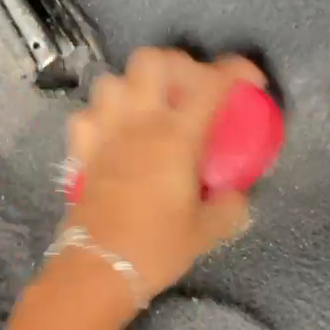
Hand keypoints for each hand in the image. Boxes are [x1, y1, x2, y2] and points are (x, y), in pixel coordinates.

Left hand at [60, 47, 265, 298]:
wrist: (97, 269)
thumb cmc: (154, 249)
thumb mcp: (205, 232)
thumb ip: (229, 207)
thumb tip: (235, 196)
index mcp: (175, 137)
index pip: (211, 83)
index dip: (236, 71)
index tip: (249, 82)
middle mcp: (137, 124)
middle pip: (152, 60)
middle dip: (178, 66)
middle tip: (192, 92)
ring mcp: (103, 134)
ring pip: (113, 80)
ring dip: (135, 87)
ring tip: (151, 111)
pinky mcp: (79, 153)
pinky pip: (86, 115)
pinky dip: (102, 117)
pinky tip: (114, 135)